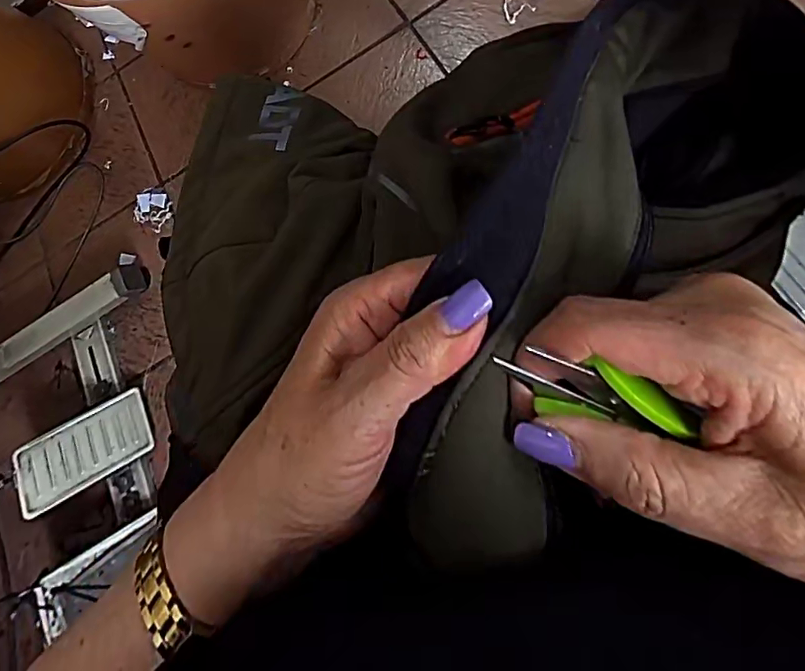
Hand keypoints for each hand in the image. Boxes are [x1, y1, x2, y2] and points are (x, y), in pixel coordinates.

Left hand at [163, 260, 490, 624]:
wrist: (274, 531)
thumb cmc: (296, 465)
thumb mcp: (358, 406)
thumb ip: (413, 356)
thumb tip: (473, 304)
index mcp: (358, 310)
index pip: (430, 274)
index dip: (474, 283)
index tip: (522, 304)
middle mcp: (377, 328)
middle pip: (446, 307)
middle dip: (484, 323)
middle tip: (530, 350)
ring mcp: (393, 366)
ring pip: (452, 345)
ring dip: (481, 358)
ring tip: (523, 373)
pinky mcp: (405, 401)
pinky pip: (449, 380)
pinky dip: (472, 387)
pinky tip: (500, 396)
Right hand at [511, 271, 804, 616]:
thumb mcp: (747, 519)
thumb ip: (633, 471)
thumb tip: (545, 432)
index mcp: (731, 344)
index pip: (585, 324)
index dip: (539, 370)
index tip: (531, 422)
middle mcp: (723, 302)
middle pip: (596, 327)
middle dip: (585, 397)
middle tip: (620, 466)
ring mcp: (728, 303)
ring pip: (618, 334)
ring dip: (619, 398)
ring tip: (676, 456)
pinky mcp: (730, 317)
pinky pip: (649, 338)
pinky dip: (646, 388)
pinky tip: (690, 431)